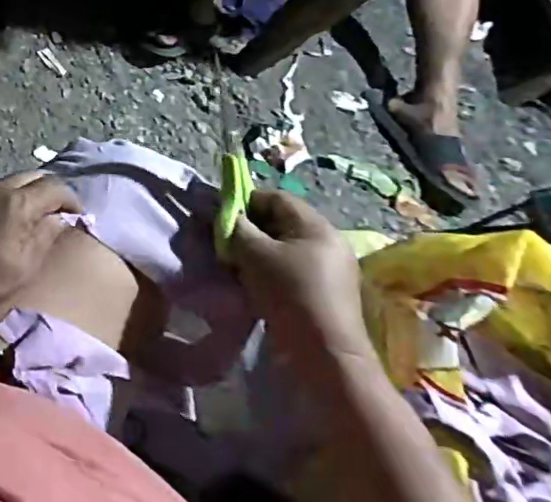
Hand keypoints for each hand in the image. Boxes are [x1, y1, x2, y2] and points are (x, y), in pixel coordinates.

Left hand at [0, 171, 81, 310]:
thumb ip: (46, 235)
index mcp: (17, 203)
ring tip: (38, 216)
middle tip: (60, 213)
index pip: (54, 187)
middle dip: (51, 190)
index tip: (78, 216)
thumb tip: (63, 218)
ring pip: (15, 180)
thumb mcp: (26, 264)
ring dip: (31, 192)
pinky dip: (12, 196)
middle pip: (34, 176)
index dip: (71, 199)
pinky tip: (12, 217)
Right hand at [229, 191, 370, 369]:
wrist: (324, 353)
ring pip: (282, 246)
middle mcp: (329, 242)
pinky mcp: (327, 291)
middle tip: (227, 244)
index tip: (222, 220)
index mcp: (316, 227)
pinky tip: (256, 284)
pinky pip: (291, 267)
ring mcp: (331, 269)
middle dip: (249, 229)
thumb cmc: (288, 291)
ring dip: (257, 252)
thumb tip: (220, 212)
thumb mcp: (251, 251)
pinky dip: (270, 269)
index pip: (273, 198)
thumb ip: (233, 224)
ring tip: (238, 266)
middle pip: (279, 221)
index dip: (244, 202)